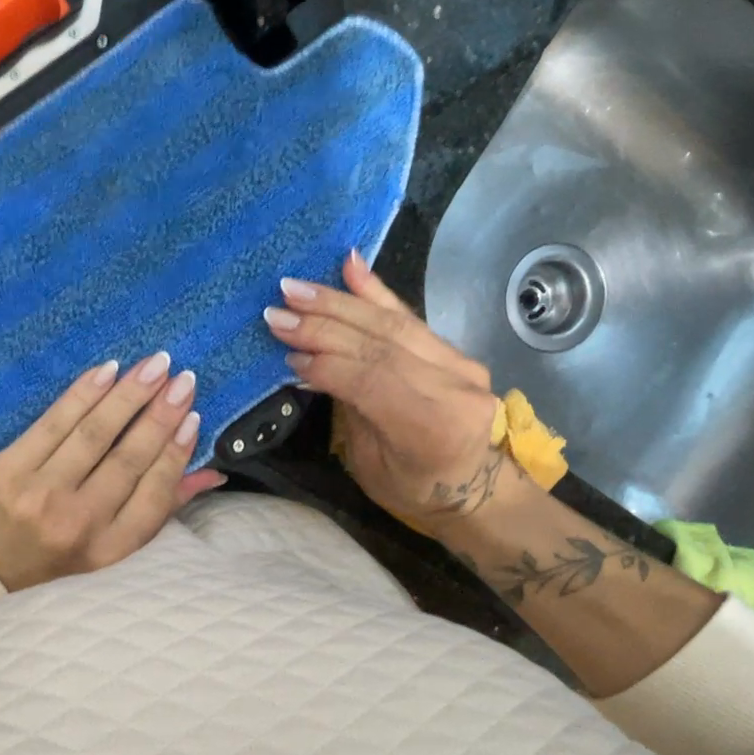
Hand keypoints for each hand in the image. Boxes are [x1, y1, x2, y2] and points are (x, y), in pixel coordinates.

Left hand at [0, 353, 226, 590]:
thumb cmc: (50, 555)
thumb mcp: (107, 548)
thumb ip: (158, 509)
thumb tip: (210, 474)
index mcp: (108, 548)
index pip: (155, 493)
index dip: (177, 452)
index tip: (193, 415)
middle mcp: (77, 524)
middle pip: (128, 458)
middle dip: (160, 414)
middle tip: (182, 378)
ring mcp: (40, 496)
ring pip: (94, 434)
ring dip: (129, 395)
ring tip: (154, 365)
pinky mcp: (8, 471)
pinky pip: (54, 423)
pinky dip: (83, 394)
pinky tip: (107, 372)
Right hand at [264, 250, 506, 532]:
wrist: (474, 487)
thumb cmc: (413, 489)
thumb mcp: (371, 464)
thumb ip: (351, 409)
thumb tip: (310, 365)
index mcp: (432, 428)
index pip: (372, 380)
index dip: (326, 362)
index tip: (286, 351)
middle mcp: (454, 387)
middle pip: (380, 344)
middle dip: (324, 323)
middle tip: (279, 310)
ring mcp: (459, 365)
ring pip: (392, 323)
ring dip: (339, 301)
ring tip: (296, 287)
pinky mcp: (454, 351)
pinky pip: (410, 317)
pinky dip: (377, 291)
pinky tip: (350, 265)